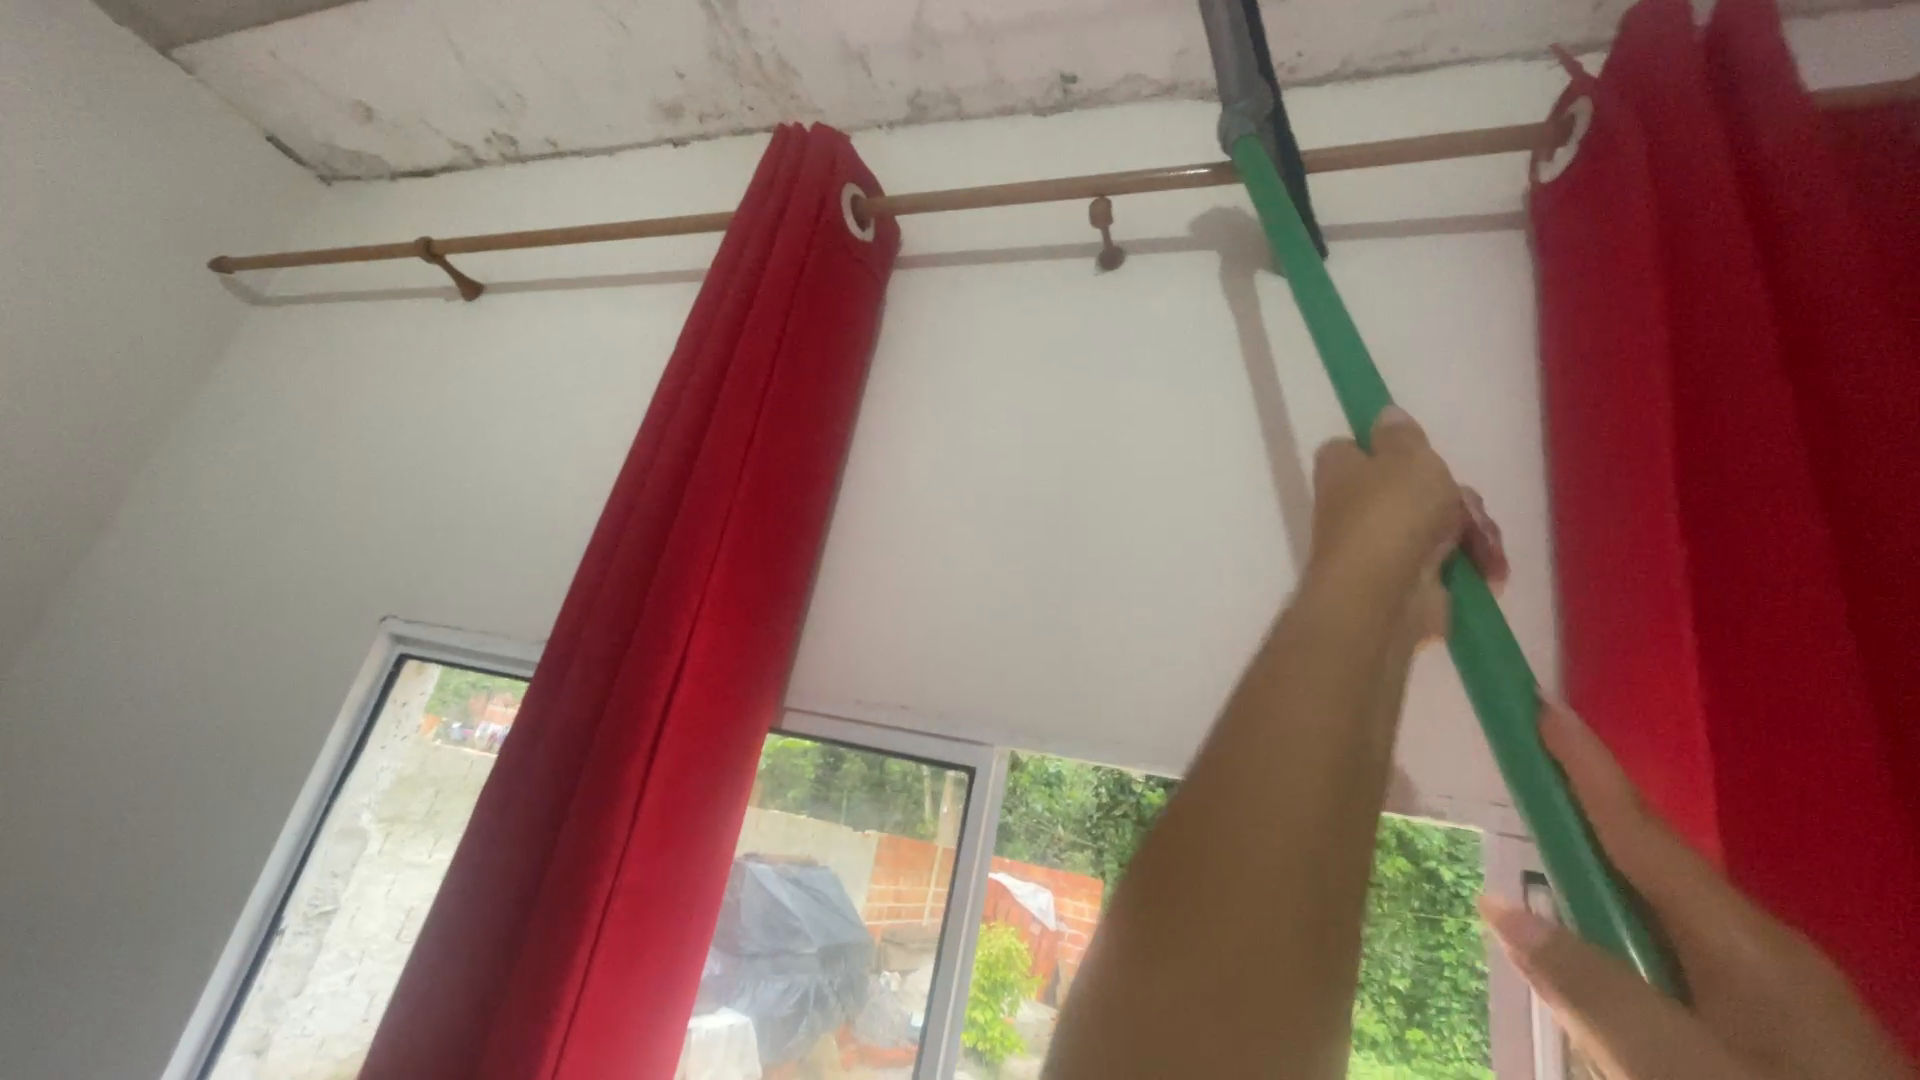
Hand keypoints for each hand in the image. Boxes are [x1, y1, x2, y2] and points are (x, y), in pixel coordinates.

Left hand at [1306, 406, 1507, 642]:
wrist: (1387, 595)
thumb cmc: (1392, 514)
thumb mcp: (1405, 456)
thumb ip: (1400, 435)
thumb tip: (1384, 416)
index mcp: (1342, 471)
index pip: (1351, 448)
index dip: (1382, 446)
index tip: (1414, 449)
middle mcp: (1356, 507)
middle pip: (1414, 486)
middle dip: (1454, 494)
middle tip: (1463, 505)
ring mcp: (1383, 545)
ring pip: (1442, 522)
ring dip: (1473, 531)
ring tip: (1480, 546)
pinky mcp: (1411, 579)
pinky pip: (1453, 560)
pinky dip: (1475, 564)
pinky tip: (1487, 573)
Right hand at [1481, 701, 1914, 1079]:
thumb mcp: (1685, 1074)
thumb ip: (1594, 991)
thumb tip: (1499, 905)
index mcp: (1745, 946)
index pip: (1641, 833)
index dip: (1586, 769)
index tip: (1543, 706)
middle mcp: (1763, 953)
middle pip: (1648, 867)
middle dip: (1584, 815)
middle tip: (1525, 776)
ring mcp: (1778, 995)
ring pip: (1659, 920)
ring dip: (1597, 886)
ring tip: (1546, 875)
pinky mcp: (1776, 1032)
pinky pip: (1676, 963)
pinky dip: (1623, 943)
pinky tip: (1604, 976)